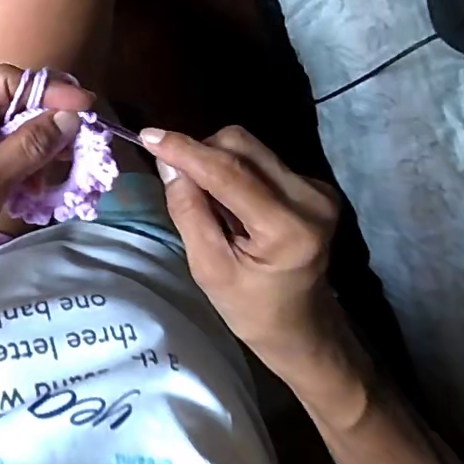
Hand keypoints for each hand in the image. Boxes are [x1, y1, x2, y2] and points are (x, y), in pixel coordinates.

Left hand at [0, 65, 89, 270]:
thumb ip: (31, 144)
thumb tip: (72, 117)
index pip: (3, 80)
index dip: (46, 90)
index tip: (84, 106)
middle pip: (10, 101)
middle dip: (46, 120)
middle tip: (82, 137)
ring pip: (13, 126)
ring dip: (41, 145)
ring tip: (64, 164)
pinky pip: (7, 148)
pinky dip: (28, 161)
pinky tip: (40, 182)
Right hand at [141, 126, 345, 373]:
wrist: (303, 327)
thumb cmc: (251, 308)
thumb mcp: (208, 269)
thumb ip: (188, 212)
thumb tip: (167, 163)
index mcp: (287, 228)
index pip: (228, 172)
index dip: (184, 150)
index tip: (147, 136)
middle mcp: (310, 198)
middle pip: (239, 145)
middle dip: (199, 152)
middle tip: (176, 178)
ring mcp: (316, 189)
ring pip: (247, 146)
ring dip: (214, 159)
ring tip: (205, 197)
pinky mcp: (313, 185)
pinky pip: (257, 157)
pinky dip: (230, 168)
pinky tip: (227, 200)